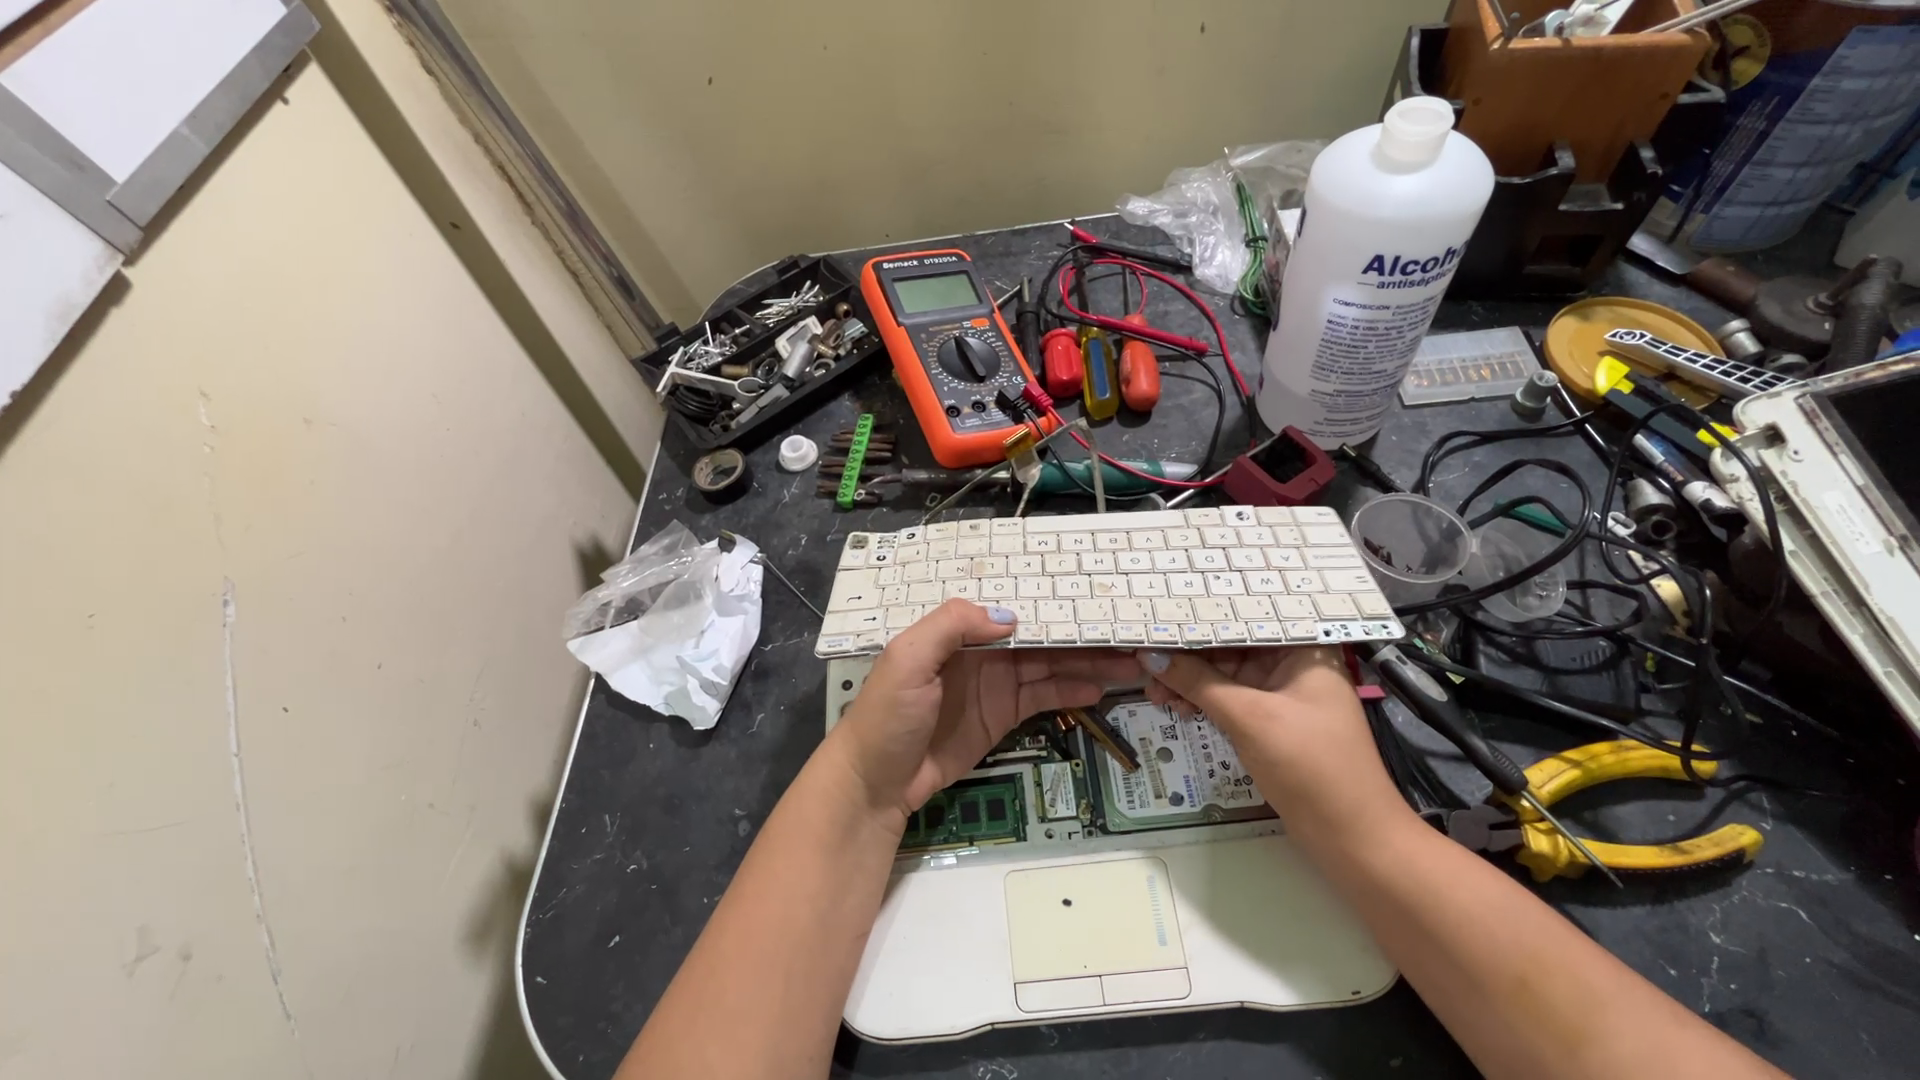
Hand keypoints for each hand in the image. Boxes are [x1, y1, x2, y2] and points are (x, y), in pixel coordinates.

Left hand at [831, 600, 1137, 818]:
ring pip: (1048, 666)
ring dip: (1085, 661)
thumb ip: (952, 626)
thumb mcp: (908, 660)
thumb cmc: (887, 715)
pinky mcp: (1002, 717)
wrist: (877, 782)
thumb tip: (1009, 617)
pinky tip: (1098, 686)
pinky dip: (1070, 690)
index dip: (1047, 604)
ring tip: (1126, 659)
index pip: (1009, 610)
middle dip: (1079, 633)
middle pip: (1037, 637)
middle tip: (1125, 630)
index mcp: (957, 631)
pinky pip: (1042, 697)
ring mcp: (994, 686)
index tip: (1088, 597)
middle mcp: (981, 652)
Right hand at [1135, 646, 1411, 837]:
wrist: (1351, 836)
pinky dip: (1207, 704)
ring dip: (1193, 683)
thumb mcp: (1248, 717)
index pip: (1245, 620)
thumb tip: (1149, 655)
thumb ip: (1197, 681)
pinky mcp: (1275, 724)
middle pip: (1233, 648)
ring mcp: (1286, 696)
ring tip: (1157, 694)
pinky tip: (1180, 709)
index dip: (1201, 621)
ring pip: (1228, 677)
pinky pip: (1233, 701)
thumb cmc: (1309, 764)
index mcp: (1305, 649)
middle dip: (1190, 658)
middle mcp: (1297, 665)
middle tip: (1148, 668)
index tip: (1158, 624)